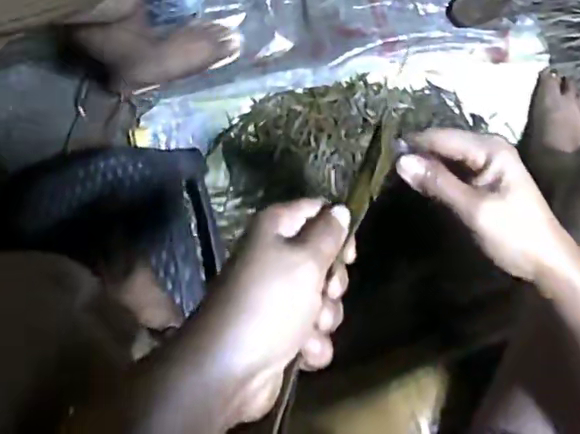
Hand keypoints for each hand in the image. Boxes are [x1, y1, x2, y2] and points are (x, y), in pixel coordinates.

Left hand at [172, 199, 354, 425]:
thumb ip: (328, 234)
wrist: (230, 370)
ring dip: (325, 316)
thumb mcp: (306, 261)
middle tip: (327, 291)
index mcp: (276, 227)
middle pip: (323, 256)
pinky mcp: (281, 332)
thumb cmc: (270, 303)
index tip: (350, 252)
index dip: (337, 226)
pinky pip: (312, 331)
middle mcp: (275, 255)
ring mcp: (277, 296)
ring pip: (322, 298)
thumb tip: (340, 209)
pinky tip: (304, 352)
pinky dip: (313, 343)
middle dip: (333, 281)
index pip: (315, 210)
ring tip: (311, 329)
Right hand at [396, 129, 576, 283]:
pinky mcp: (485, 179)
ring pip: (448, 155)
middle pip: (445, 142)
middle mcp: (489, 147)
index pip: (443, 137)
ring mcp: (488, 162)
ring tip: (397, 170)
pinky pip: (455, 168)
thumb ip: (438, 183)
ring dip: (427, 162)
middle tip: (387, 162)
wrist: (551, 266)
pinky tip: (420, 180)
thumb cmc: (516, 235)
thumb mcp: (474, 210)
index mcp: (491, 148)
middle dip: (419, 151)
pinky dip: (438, 173)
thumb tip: (401, 161)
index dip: (415, 143)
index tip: (385, 152)